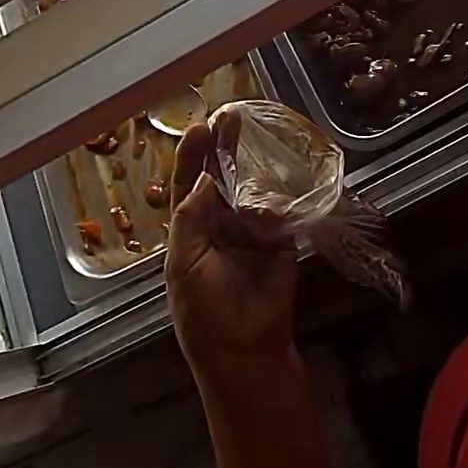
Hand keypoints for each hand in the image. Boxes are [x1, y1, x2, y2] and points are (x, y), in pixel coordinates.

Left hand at [167, 118, 301, 390]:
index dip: (192, 155)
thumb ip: (192, 216)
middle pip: (223, 177)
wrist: (245, 349)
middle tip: (235, 118)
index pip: (188, 183)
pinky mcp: (282, 238)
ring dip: (255, 164)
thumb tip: (204, 175)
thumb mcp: (184, 262)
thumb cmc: (204, 309)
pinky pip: (281, 210)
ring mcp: (252, 230)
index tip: (201, 127)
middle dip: (227, 149)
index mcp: (191, 228)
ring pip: (254, 188)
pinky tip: (278, 177)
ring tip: (258, 136)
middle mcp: (221, 223)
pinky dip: (280, 195)